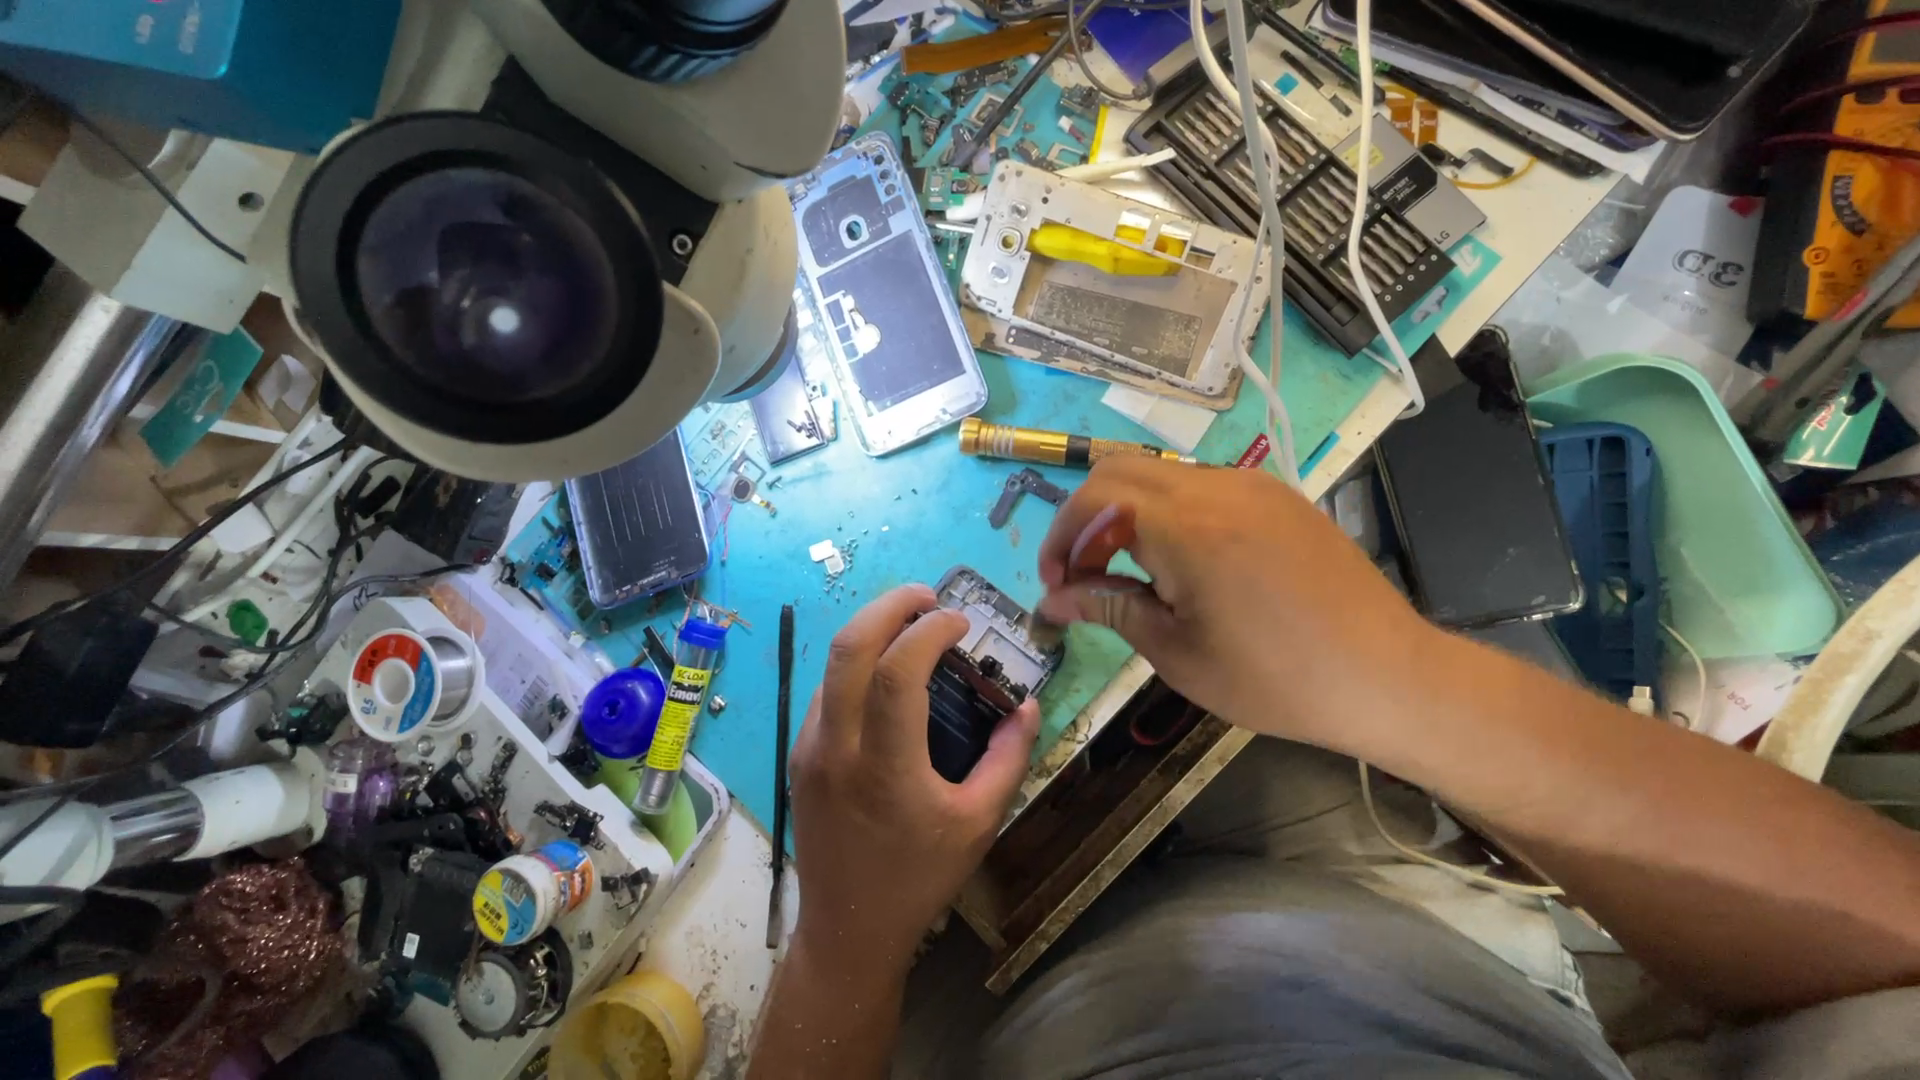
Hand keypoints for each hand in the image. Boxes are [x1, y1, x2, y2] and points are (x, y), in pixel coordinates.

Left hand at [788, 585, 1039, 975]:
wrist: (849, 926)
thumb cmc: (920, 877)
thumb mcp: (980, 822)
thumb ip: (1008, 758)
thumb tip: (1025, 705)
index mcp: (885, 767)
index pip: (897, 670)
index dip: (930, 631)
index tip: (961, 622)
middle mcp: (837, 748)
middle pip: (849, 646)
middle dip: (889, 605)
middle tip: (928, 597)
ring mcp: (810, 749)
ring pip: (831, 663)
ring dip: (871, 631)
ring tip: (912, 626)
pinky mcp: (800, 755)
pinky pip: (826, 690)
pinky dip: (857, 663)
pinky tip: (887, 671)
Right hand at [1035, 457, 1434, 751]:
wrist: (1387, 677)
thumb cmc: (1274, 679)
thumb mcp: (1177, 652)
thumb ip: (1109, 609)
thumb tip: (1053, 601)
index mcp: (1185, 526)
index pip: (1093, 500)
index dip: (1060, 538)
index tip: (1057, 586)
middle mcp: (1216, 486)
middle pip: (1120, 472)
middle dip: (1086, 519)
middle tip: (1083, 575)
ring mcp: (1253, 486)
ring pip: (1162, 475)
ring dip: (1128, 513)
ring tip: (1131, 573)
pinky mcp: (1279, 497)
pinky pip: (1204, 487)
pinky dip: (1170, 513)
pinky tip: (1184, 563)